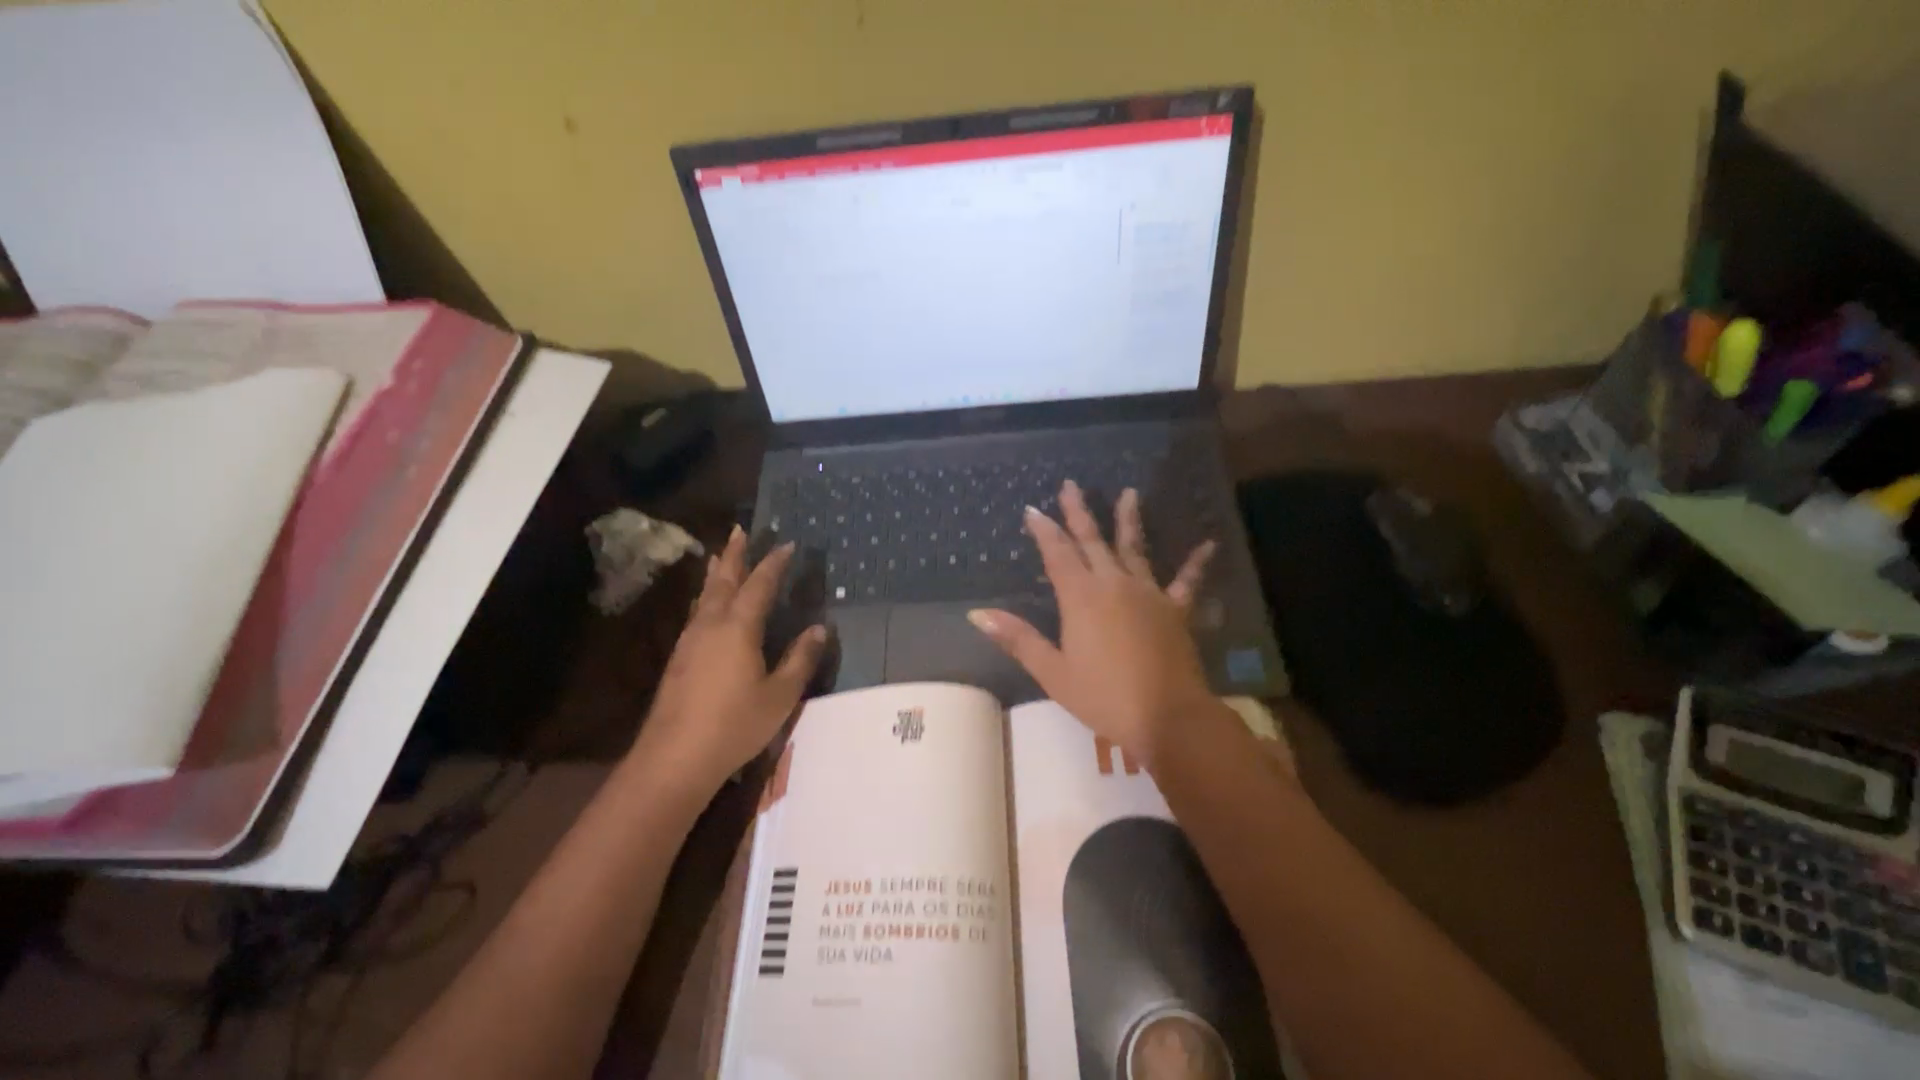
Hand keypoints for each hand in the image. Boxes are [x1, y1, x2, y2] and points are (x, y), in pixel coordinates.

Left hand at [634, 527, 827, 796]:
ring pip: (705, 596)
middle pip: (724, 581)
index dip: (774, 564)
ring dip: (716, 574)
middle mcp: (711, 625)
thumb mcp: (780, 695)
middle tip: (741, 531)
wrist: (675, 756)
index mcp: (739, 628)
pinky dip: (705, 598)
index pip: (759, 585)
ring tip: (720, 558)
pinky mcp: (679, 659)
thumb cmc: (735, 725)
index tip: (787, 544)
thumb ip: (800, 660)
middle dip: (735, 556)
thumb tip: (819, 629)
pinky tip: (705, 607)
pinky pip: (696, 614)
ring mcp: (690, 641)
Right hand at [968, 480, 1217, 764]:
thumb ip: (1018, 639)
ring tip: (1128, 493)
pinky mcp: (1176, 611)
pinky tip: (1208, 543)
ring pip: (1135, 549)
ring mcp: (1149, 594)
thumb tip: (977, 614)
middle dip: (1079, 513)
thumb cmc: (1104, 696)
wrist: (1168, 716)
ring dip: (1129, 521)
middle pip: (1093, 541)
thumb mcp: (1053, 672)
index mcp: (1081, 598)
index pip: (1057, 554)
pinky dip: (1196, 562)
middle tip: (1071, 484)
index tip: (1033, 509)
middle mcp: (1114, 584)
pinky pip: (1186, 581)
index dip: (1044, 530)